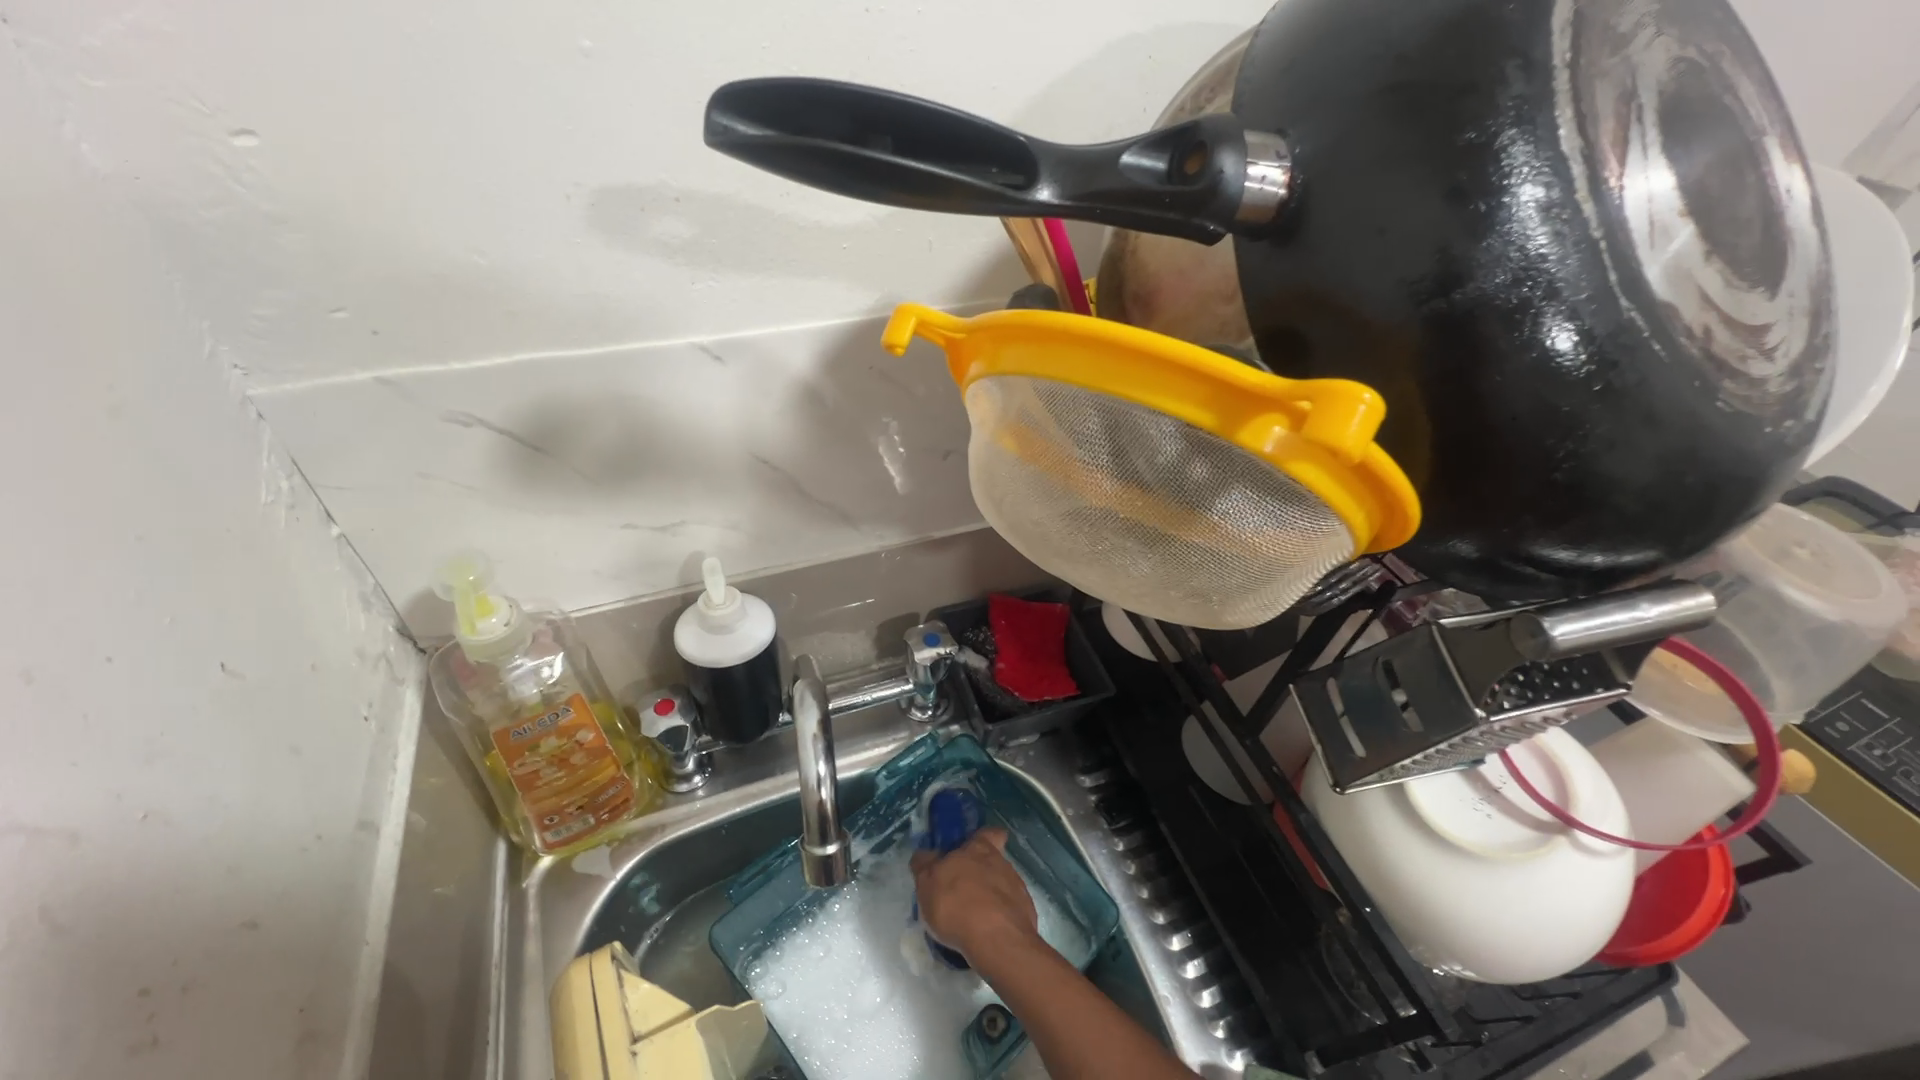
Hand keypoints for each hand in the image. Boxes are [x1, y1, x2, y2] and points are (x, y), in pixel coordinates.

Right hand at [910, 826, 1042, 969]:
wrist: (996, 940)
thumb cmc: (956, 904)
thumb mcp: (927, 883)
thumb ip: (925, 865)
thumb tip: (924, 855)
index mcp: (979, 849)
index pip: (987, 833)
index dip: (981, 839)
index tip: (971, 850)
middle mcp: (1002, 863)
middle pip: (993, 861)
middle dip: (980, 873)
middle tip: (962, 891)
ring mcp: (1018, 889)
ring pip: (1002, 886)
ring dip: (989, 898)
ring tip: (971, 919)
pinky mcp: (1026, 914)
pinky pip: (1009, 911)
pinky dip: (999, 919)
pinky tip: (986, 933)